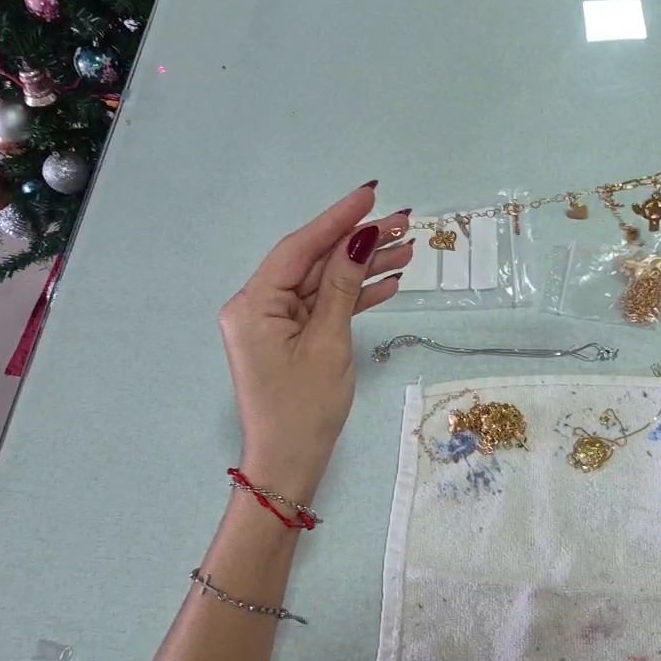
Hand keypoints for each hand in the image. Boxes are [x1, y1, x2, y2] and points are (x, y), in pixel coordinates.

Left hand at [219, 185, 413, 499]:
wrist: (290, 466)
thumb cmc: (305, 409)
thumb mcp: (329, 344)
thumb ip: (343, 286)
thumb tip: (360, 239)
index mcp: (254, 304)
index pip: (300, 247)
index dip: (338, 219)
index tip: (371, 194)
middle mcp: (258, 306)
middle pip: (314, 262)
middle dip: (359, 244)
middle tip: (405, 224)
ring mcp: (274, 323)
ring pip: (323, 283)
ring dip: (363, 269)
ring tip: (407, 250)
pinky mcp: (290, 338)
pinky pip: (323, 307)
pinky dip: (353, 297)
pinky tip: (388, 283)